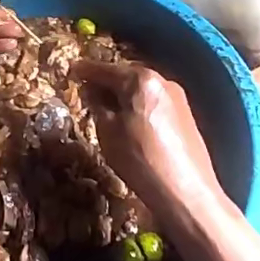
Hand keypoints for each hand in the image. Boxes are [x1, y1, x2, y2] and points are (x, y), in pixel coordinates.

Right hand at [69, 60, 223, 225]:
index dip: (86, 70)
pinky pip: (154, 101)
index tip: (73, 69)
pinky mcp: (186, 114)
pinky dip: (139, 104)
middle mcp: (162, 80)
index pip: (106, 69)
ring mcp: (177, 96)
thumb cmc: (140, 158)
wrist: (186, 191)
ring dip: (124, 93)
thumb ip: (97, 105)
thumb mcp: (108, 132)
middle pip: (127, 74)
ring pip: (142, 88)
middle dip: (107, 81)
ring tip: (108, 107)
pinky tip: (131, 120)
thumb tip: (92, 90)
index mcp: (140, 79)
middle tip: (88, 90)